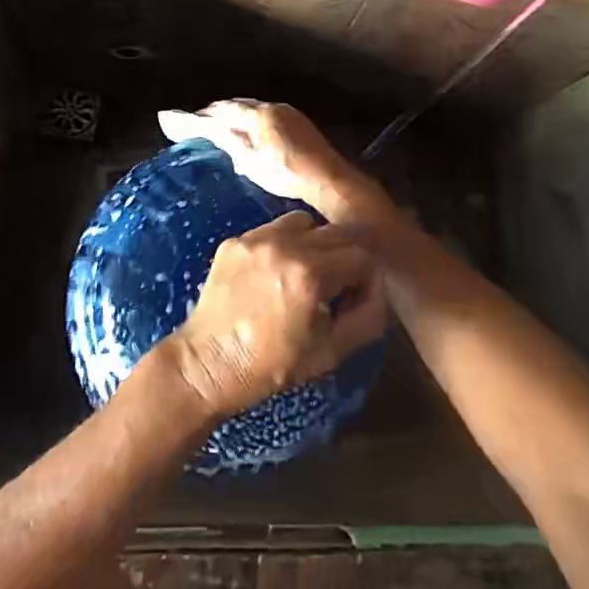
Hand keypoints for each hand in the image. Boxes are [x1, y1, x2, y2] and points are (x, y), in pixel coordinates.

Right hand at [159, 100, 390, 222]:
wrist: (328, 179)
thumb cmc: (286, 174)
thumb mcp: (250, 161)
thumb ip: (228, 140)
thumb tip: (205, 126)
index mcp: (259, 114)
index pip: (224, 109)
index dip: (203, 115)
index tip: (184, 120)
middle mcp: (274, 107)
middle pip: (240, 105)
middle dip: (219, 112)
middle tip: (200, 123)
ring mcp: (290, 114)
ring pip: (255, 109)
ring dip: (237, 116)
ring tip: (223, 127)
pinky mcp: (300, 125)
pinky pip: (268, 116)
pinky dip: (253, 121)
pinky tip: (252, 136)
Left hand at [166, 210, 387, 418]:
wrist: (208, 365)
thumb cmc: (272, 366)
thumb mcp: (332, 352)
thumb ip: (369, 316)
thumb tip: (380, 288)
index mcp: (311, 273)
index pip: (363, 256)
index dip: (367, 280)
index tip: (355, 300)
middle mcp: (285, 245)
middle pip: (338, 232)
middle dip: (346, 258)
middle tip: (335, 288)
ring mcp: (255, 239)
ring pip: (306, 222)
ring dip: (315, 244)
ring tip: (304, 275)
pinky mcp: (234, 241)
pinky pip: (273, 229)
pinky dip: (284, 245)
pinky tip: (275, 274)